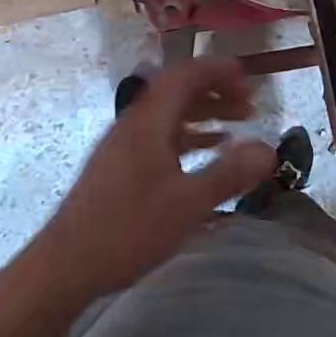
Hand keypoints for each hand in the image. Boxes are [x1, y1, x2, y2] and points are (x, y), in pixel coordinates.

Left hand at [34, 59, 276, 295]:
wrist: (66, 265)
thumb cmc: (128, 230)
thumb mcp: (187, 204)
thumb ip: (230, 174)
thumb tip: (268, 150)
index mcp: (148, 122)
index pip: (184, 75)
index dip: (217, 71)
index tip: (248, 78)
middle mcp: (134, 125)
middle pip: (177, 92)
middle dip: (216, 92)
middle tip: (250, 105)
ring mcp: (124, 146)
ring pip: (170, 116)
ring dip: (204, 115)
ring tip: (238, 126)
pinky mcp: (120, 167)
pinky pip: (160, 138)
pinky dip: (188, 138)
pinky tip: (206, 154)